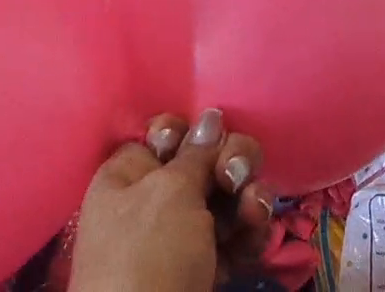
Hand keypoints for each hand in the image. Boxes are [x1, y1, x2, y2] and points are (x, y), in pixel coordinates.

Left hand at [69, 109, 274, 291]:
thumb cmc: (148, 255)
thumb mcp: (170, 193)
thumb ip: (197, 153)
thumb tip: (212, 116)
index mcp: (127, 177)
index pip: (165, 136)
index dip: (189, 132)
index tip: (205, 138)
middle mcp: (152, 202)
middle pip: (205, 162)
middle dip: (230, 162)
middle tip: (233, 177)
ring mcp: (181, 238)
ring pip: (227, 198)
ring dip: (248, 196)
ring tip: (253, 212)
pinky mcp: (206, 269)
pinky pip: (235, 236)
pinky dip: (250, 231)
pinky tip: (257, 233)